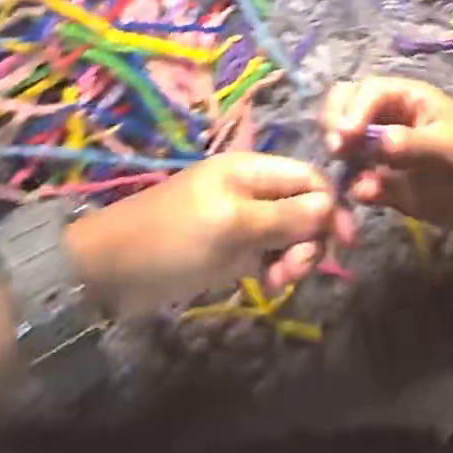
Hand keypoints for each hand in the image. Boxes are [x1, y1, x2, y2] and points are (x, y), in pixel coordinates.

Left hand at [63, 153, 351, 316]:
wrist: (108, 270)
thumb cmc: (172, 238)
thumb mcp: (232, 225)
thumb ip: (284, 215)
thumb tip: (331, 206)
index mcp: (252, 169)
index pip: (309, 176)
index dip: (331, 205)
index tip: (344, 244)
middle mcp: (252, 188)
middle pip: (303, 204)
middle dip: (311, 236)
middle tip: (297, 271)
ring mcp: (241, 217)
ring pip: (289, 230)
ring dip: (294, 255)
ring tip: (279, 281)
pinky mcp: (230, 245)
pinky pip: (268, 250)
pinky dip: (275, 266)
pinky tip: (266, 283)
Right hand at [322, 77, 452, 257]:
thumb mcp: (451, 153)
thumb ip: (415, 145)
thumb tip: (379, 143)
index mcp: (408, 96)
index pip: (370, 91)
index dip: (354, 109)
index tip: (346, 137)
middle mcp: (387, 113)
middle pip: (345, 101)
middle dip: (335, 121)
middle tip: (338, 150)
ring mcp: (377, 141)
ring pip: (341, 132)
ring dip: (338, 148)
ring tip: (347, 169)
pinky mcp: (373, 171)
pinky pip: (350, 169)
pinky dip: (349, 179)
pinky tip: (364, 193)